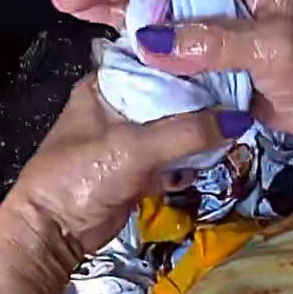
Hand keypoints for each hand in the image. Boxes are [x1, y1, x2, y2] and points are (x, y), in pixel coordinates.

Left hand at [0, 76, 242, 286]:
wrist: (53, 231)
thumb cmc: (81, 176)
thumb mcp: (135, 147)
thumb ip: (187, 132)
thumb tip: (239, 120)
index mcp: (107, 84)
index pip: (159, 61)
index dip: (193, 64)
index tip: (230, 68)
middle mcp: (119, 104)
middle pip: (173, 96)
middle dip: (203, 106)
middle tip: (238, 106)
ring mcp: (129, 138)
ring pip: (176, 129)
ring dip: (199, 138)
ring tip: (227, 138)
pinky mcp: (138, 167)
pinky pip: (173, 157)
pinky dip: (187, 163)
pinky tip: (203, 166)